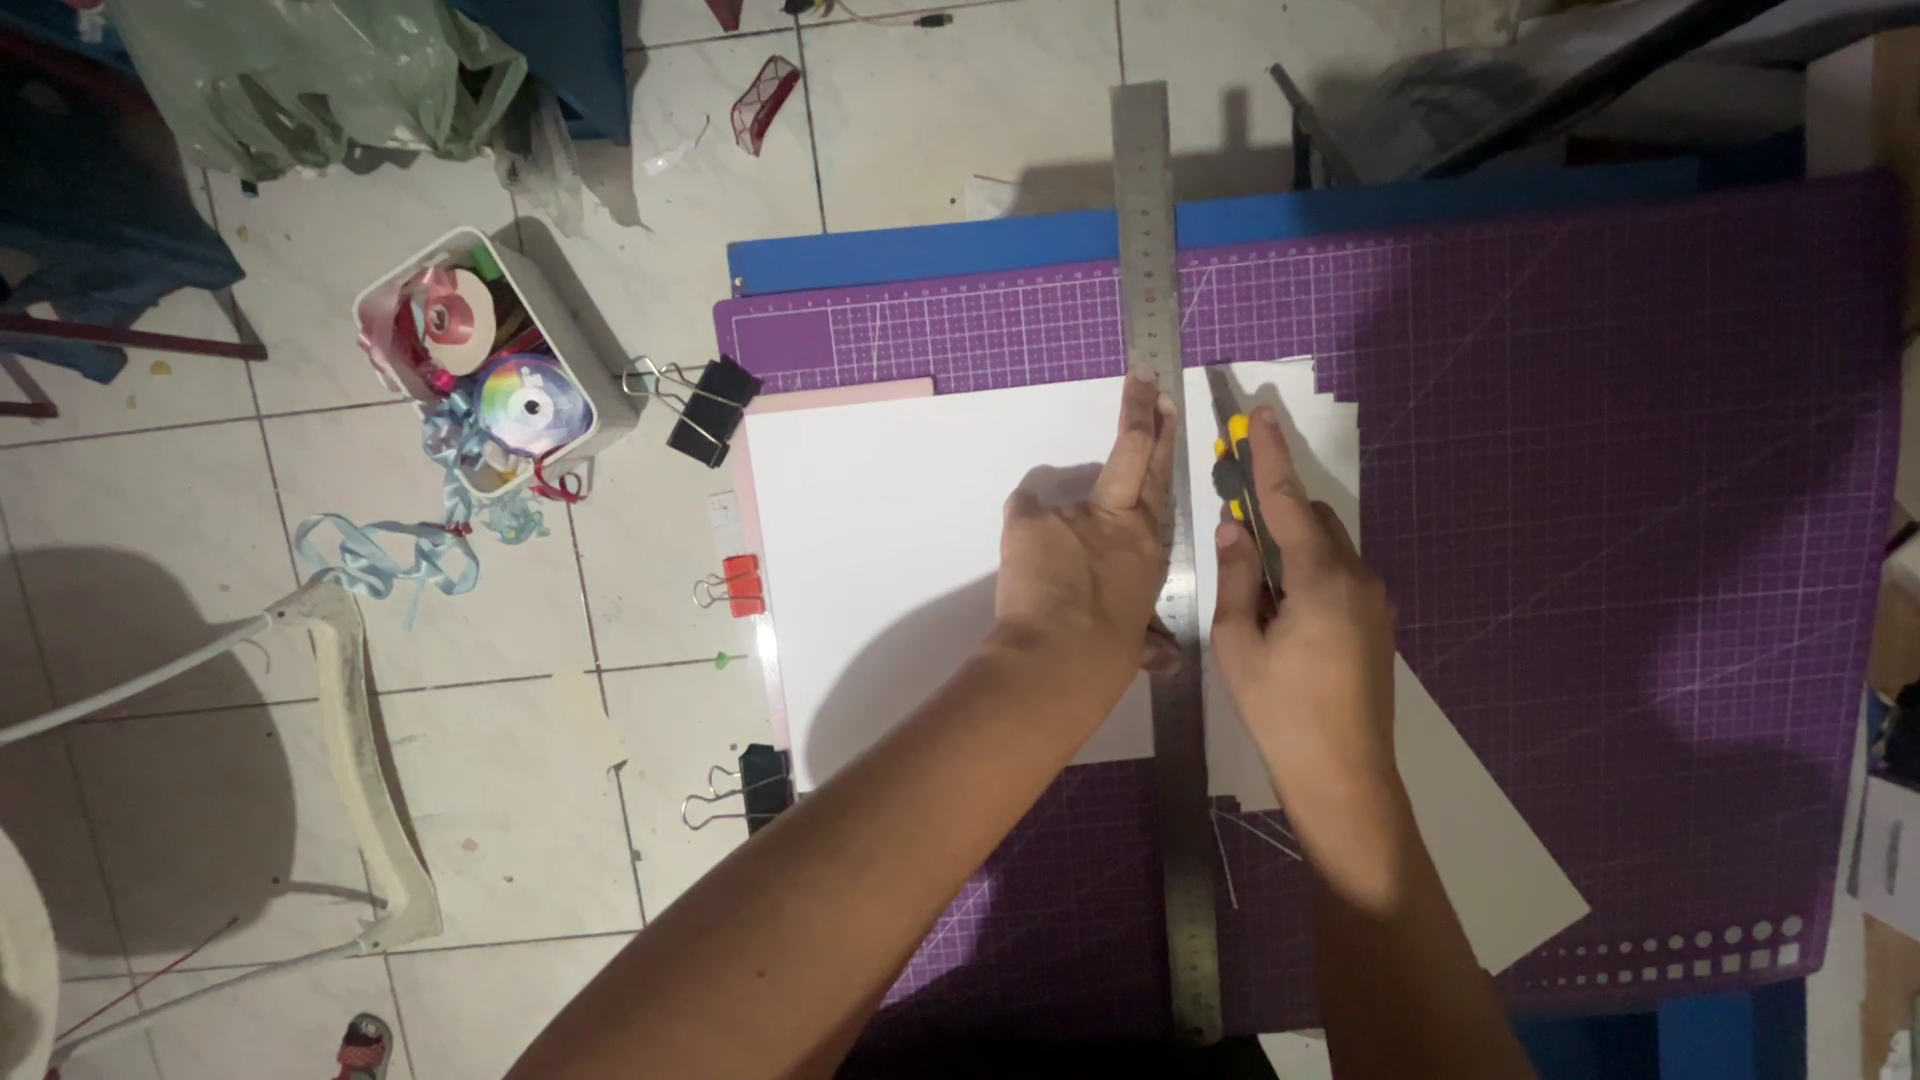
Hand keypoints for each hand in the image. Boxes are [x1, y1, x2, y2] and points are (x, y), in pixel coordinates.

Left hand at [995, 366, 1176, 679]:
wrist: (1058, 656)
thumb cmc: (1106, 657)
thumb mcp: (1136, 647)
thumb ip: (1148, 643)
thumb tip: (1164, 657)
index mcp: (1147, 547)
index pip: (1159, 484)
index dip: (1162, 443)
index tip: (1164, 411)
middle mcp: (1117, 521)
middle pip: (1133, 454)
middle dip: (1139, 412)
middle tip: (1144, 376)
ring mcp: (1073, 515)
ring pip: (1062, 505)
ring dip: (1054, 530)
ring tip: (1047, 568)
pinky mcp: (1030, 519)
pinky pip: (1024, 512)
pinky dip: (1023, 531)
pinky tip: (1020, 560)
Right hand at [1211, 405, 1397, 782]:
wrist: (1343, 774)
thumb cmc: (1279, 709)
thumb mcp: (1238, 642)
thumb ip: (1237, 577)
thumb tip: (1235, 528)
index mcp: (1322, 577)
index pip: (1287, 500)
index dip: (1269, 454)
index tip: (1259, 413)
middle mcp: (1358, 577)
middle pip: (1311, 519)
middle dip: (1273, 508)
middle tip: (1233, 524)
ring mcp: (1374, 601)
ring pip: (1326, 547)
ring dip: (1288, 545)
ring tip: (1251, 586)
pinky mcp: (1376, 623)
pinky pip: (1336, 574)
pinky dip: (1304, 570)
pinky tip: (1279, 610)